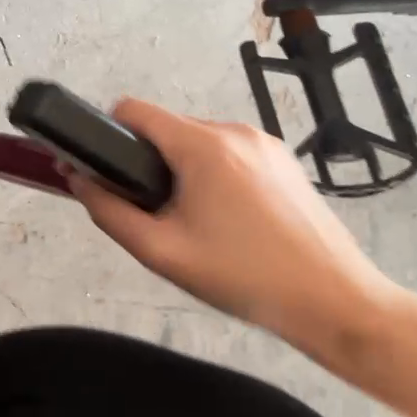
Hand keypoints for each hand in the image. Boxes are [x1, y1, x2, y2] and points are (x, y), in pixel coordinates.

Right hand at [68, 98, 399, 348]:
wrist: (341, 306)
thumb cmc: (244, 278)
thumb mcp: (160, 251)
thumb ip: (107, 210)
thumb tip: (75, 178)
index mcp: (203, 146)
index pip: (131, 110)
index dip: (106, 134)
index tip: (105, 170)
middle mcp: (234, 132)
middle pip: (163, 127)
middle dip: (144, 160)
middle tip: (150, 210)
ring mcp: (265, 144)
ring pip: (194, 141)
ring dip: (178, 168)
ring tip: (189, 219)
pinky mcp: (285, 161)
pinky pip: (226, 153)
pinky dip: (210, 174)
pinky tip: (223, 218)